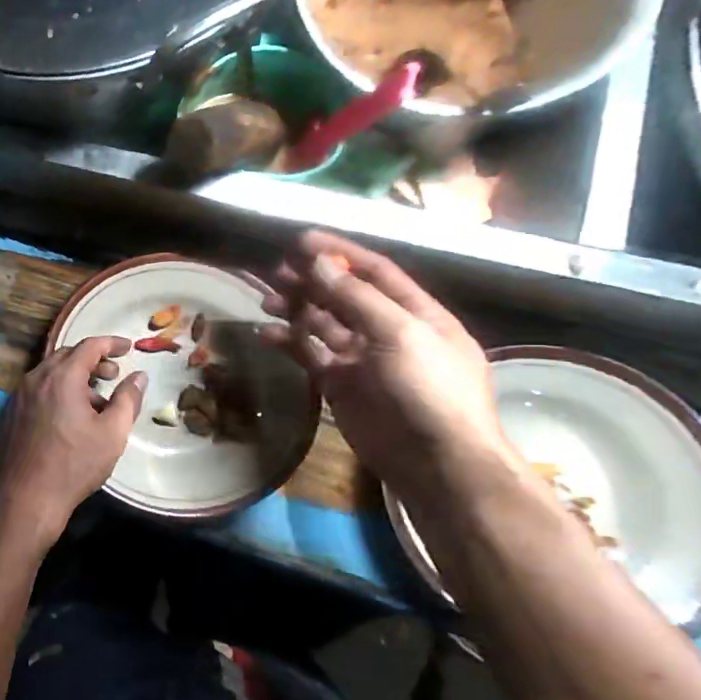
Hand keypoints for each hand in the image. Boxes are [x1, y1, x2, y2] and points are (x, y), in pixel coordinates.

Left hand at [0, 336, 147, 543]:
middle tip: (113, 374)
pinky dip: (57, 391)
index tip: (127, 348)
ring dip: (74, 378)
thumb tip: (139, 376)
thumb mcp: (111, 433)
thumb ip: (127, 400)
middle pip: (66, 356)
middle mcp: (35, 379)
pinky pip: (37, 390)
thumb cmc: (74, 465)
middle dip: (92, 360)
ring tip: (95, 402)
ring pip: (49, 373)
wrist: (26, 496)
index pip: (88, 346)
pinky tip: (70, 417)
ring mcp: (18, 395)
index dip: (111, 343)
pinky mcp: (10, 413)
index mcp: (61, 378)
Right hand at [261, 231, 514, 498]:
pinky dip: (288, 343)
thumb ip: (355, 298)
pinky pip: (309, 355)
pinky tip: (266, 334)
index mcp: (415, 312)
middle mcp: (387, 330)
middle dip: (312, 280)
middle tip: (276, 270)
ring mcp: (361, 359)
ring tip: (266, 300)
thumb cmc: (429, 390)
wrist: (434, 460)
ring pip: (322, 324)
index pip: (374, 272)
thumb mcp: (399, 334)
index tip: (301, 239)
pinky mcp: (339, 385)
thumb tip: (317, 262)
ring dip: (296, 310)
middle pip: (344, 296)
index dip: (340, 253)